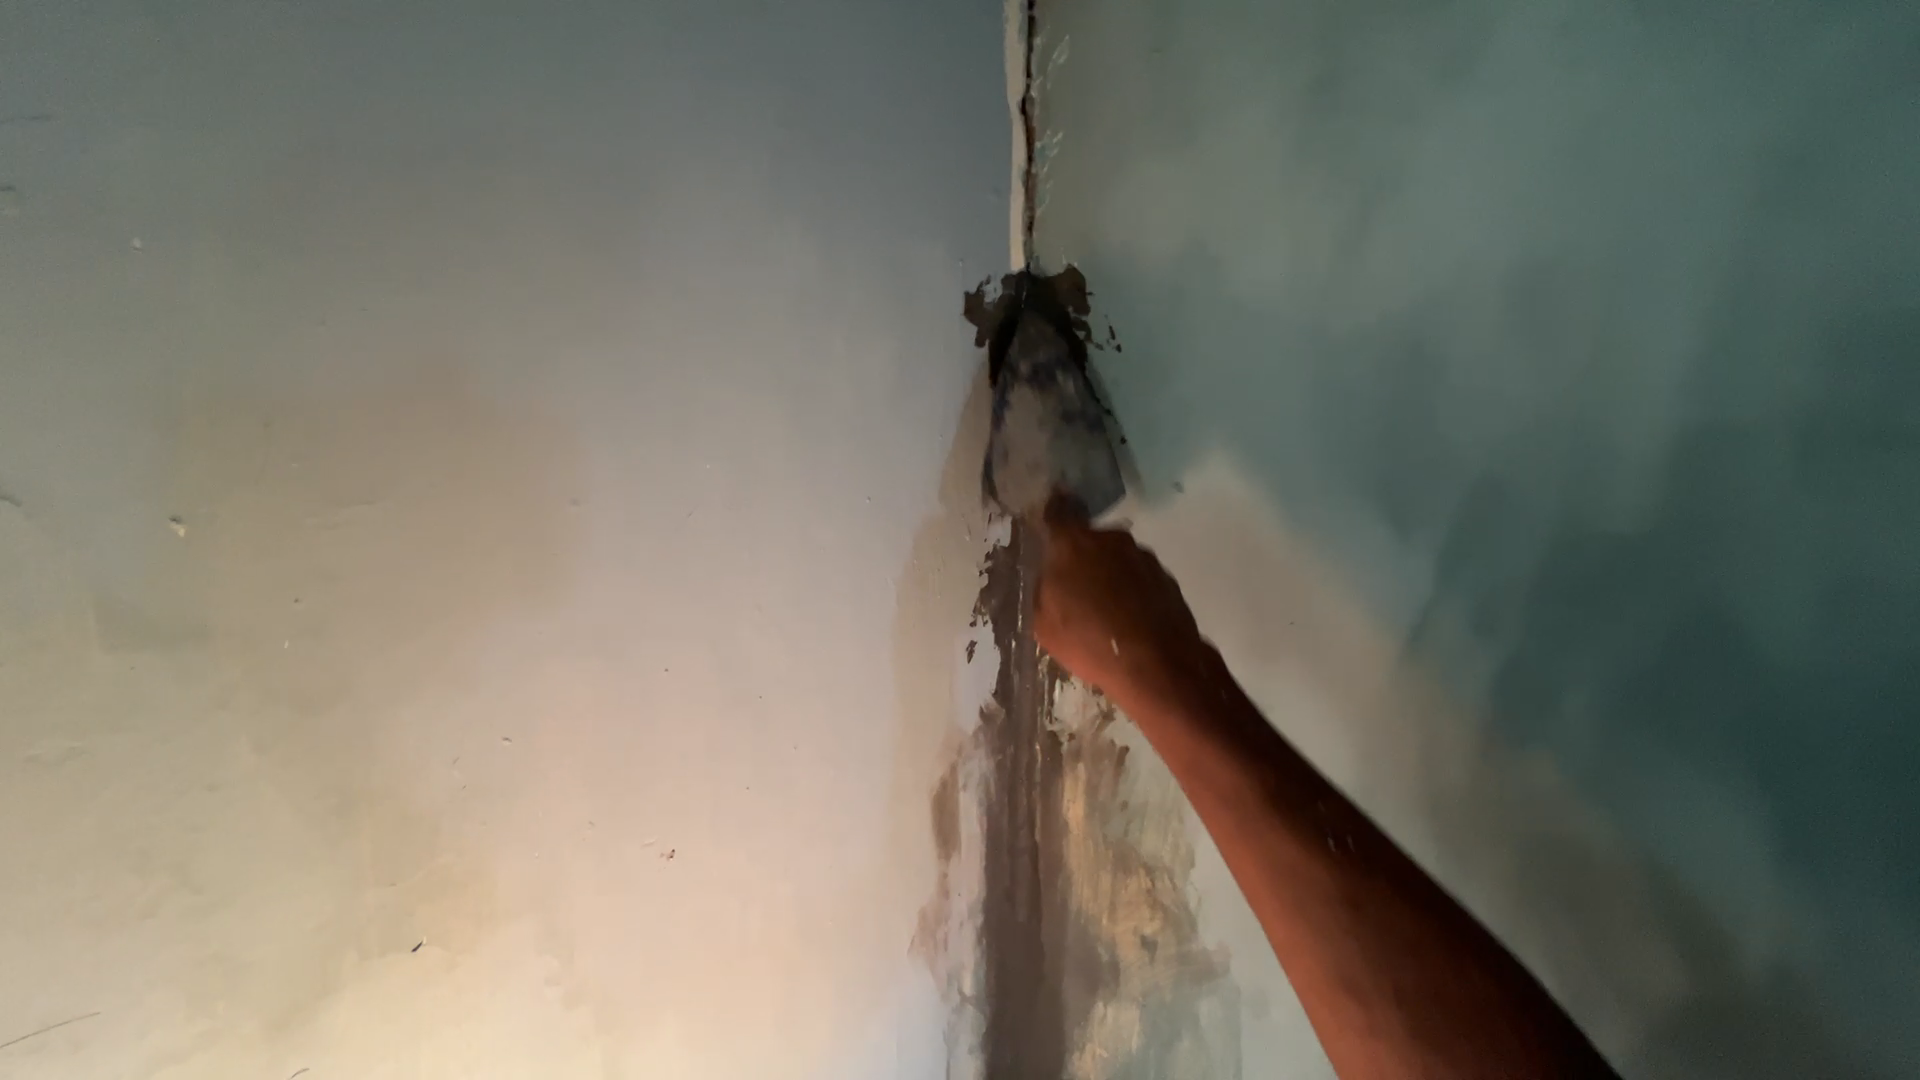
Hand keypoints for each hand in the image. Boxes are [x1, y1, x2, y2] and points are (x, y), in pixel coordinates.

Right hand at [1033, 499, 1211, 714]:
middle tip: (1077, 589)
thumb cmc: (1089, 640)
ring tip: (1106, 611)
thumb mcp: (1044, 623)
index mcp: (1074, 545)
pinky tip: (1130, 620)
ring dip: (1111, 576)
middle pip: (1091, 540)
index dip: (1054, 510)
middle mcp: (1111, 541)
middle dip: (1083, 557)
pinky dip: (1133, 592)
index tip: (1052, 510)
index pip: (1060, 512)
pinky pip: (1139, 579)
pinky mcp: (1167, 579)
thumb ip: (1044, 591)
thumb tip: (1053, 580)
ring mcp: (1144, 558)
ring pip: (1118, 559)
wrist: (1156, 664)